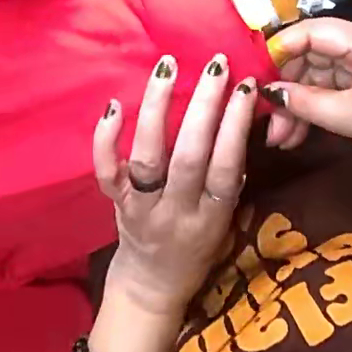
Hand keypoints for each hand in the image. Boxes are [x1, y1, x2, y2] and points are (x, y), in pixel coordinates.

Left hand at [93, 53, 256, 319]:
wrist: (152, 286)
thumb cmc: (197, 246)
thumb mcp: (226, 221)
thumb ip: (231, 177)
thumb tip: (242, 118)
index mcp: (212, 215)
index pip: (227, 166)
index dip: (236, 125)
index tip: (245, 86)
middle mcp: (177, 210)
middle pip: (189, 155)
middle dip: (204, 106)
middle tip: (216, 64)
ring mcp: (143, 207)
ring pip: (148, 156)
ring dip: (157, 107)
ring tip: (167, 67)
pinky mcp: (116, 203)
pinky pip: (107, 172)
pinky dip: (106, 139)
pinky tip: (114, 105)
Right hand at [262, 19, 351, 189]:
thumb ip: (310, 103)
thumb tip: (269, 94)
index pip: (313, 32)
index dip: (281, 49)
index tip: (255, 75)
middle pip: (310, 57)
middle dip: (286, 87)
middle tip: (265, 118)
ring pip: (315, 81)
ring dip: (295, 107)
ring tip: (278, 139)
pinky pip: (327, 98)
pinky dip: (310, 115)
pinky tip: (294, 137)